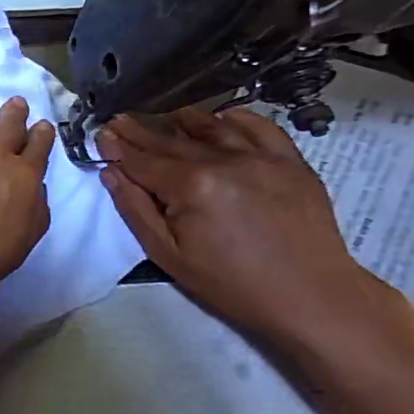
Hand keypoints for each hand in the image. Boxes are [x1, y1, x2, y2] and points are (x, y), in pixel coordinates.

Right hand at [96, 107, 375, 340]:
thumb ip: (136, 210)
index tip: (102, 134)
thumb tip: (112, 173)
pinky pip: (259, 126)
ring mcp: (261, 156)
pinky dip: (236, 119)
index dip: (119, 148)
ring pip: (213, 127)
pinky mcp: (291, 160)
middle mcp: (224, 160)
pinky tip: (222, 119)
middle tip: (120, 120)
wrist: (310, 296)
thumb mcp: (169, 256)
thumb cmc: (232, 284)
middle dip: (142, 131)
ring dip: (184, 120)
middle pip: (172, 141)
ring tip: (166, 116)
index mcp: (191, 186)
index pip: (144, 161)